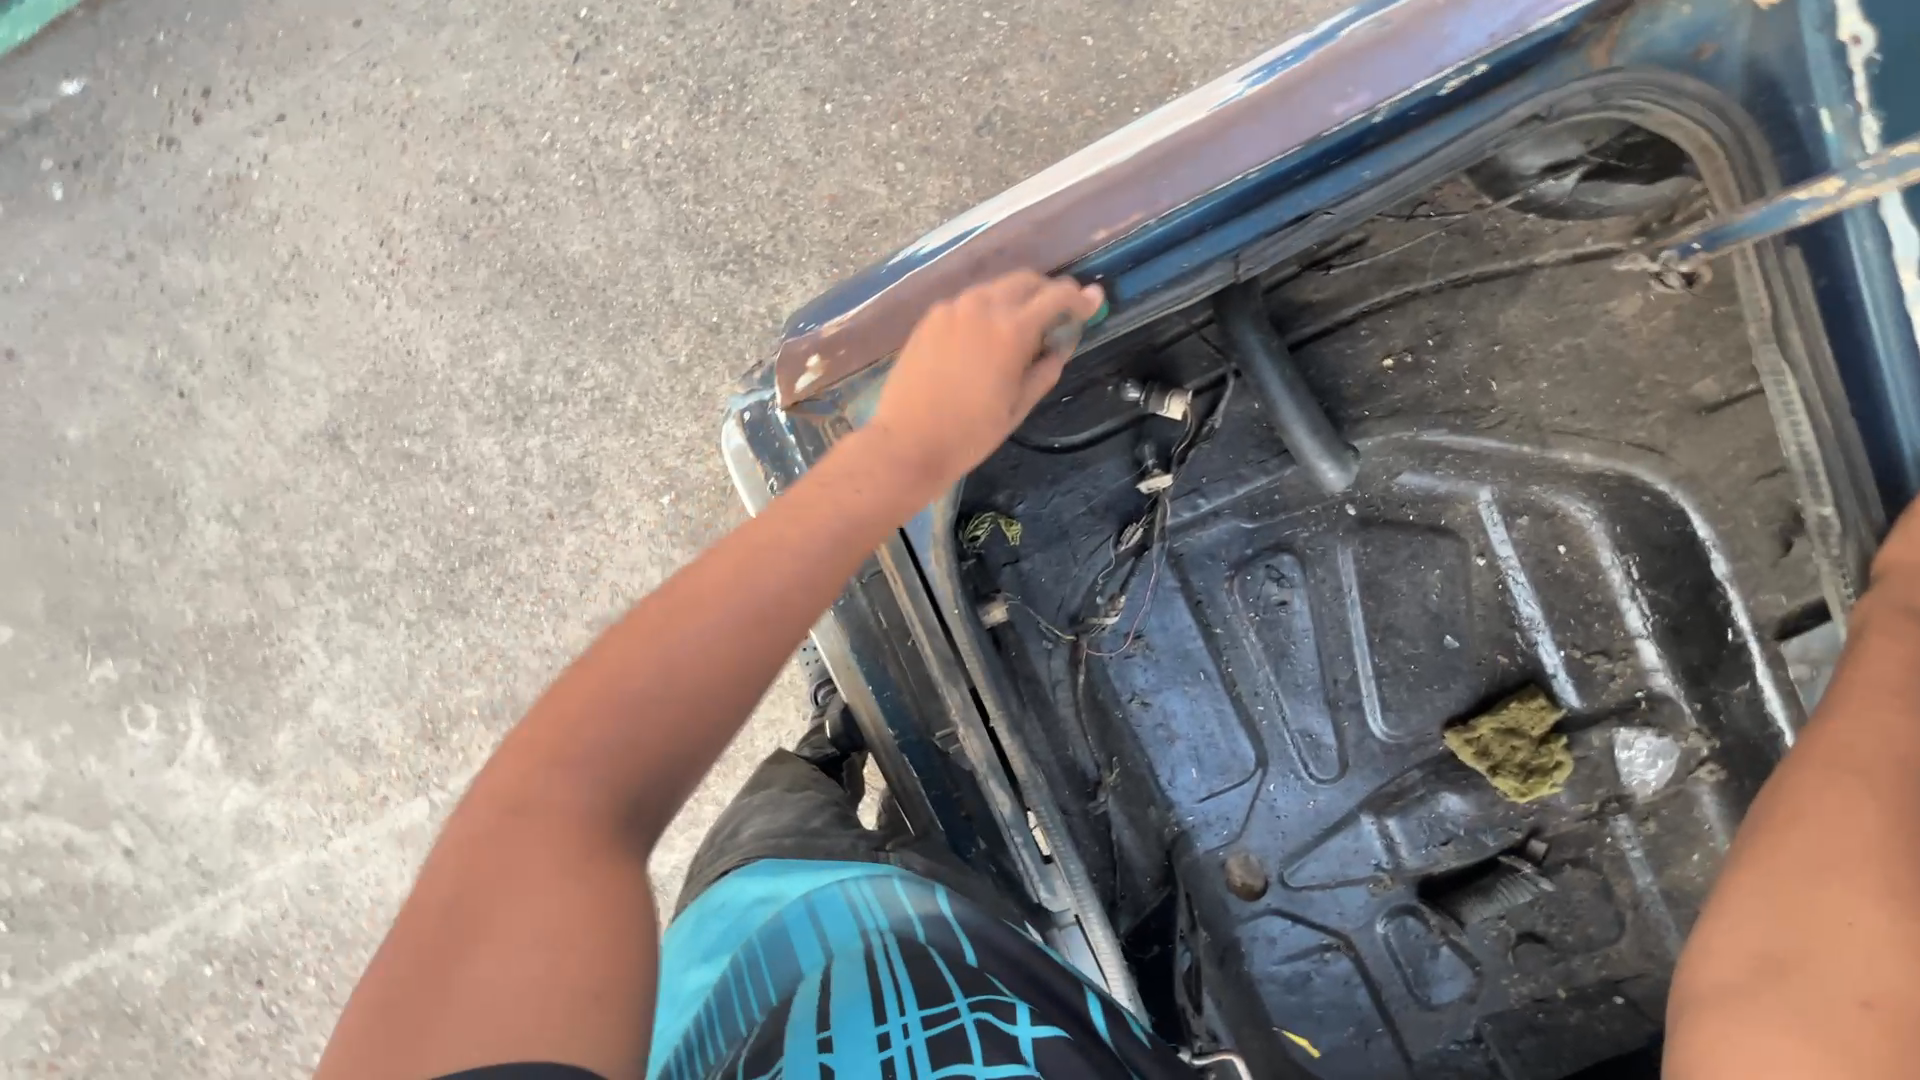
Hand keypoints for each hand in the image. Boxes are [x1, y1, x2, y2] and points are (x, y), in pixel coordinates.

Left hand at [864, 270, 1104, 493]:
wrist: (908, 443)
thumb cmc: (970, 434)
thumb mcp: (1019, 406)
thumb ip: (1047, 369)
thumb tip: (1062, 345)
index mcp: (1012, 330)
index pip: (1056, 296)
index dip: (1079, 298)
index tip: (1091, 303)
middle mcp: (982, 306)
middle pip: (1025, 281)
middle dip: (1046, 293)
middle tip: (1056, 316)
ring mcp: (951, 309)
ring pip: (994, 289)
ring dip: (1014, 300)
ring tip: (1019, 330)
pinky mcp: (929, 318)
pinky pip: (966, 303)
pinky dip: (984, 311)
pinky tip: (982, 339)